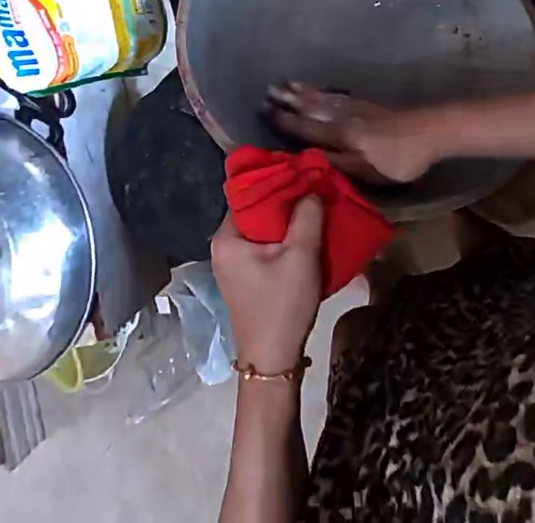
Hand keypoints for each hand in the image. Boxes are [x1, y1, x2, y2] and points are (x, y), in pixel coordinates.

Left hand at [211, 198, 324, 372]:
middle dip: (284, 201)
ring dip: (286, 221)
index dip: (276, 181)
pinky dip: (282, 238)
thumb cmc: (282, 305)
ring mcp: (232, 263)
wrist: (274, 361)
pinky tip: (304, 234)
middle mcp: (223, 246)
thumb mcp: (300, 256)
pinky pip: (263, 245)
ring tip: (312, 207)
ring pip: (262, 228)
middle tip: (312, 189)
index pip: (249, 193)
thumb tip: (310, 187)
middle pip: (255, 210)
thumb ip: (307, 216)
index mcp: (226, 237)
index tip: (301, 173)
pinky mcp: (245, 276)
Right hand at [264, 83, 435, 184]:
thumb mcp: (368, 171)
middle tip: (265, 93)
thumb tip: (308, 157)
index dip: (284, 121)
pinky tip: (316, 88)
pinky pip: (335, 94)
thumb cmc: (399, 159)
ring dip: (301, 92)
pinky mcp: (365, 104)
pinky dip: (321, 89)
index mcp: (340, 135)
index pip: (305, 128)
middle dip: (288, 101)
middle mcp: (342, 117)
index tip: (263, 111)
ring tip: (284, 84)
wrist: (430, 132)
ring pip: (321, 98)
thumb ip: (338, 164)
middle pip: (310, 108)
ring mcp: (354, 107)